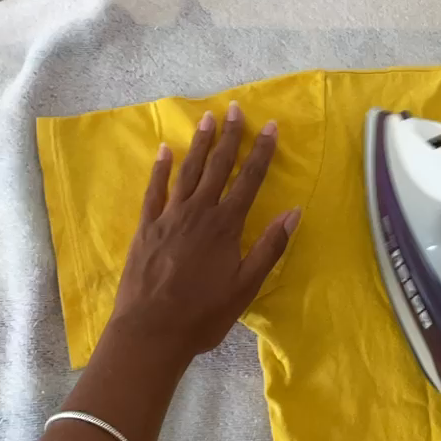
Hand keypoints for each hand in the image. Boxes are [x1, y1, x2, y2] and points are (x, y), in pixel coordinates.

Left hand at [103, 102, 300, 365]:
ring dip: (199, 143)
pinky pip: (155, 190)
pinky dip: (161, 168)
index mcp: (226, 225)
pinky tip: (165, 149)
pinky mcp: (146, 226)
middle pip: (217, 166)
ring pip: (187, 171)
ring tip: (207, 118)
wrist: (151, 331)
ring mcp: (169, 216)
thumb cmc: (203, 314)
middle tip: (235, 109)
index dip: (261, 151)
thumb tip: (293, 212)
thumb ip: (270, 247)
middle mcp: (198, 212)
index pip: (249, 179)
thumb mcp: (246, 286)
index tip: (270, 126)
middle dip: (229, 136)